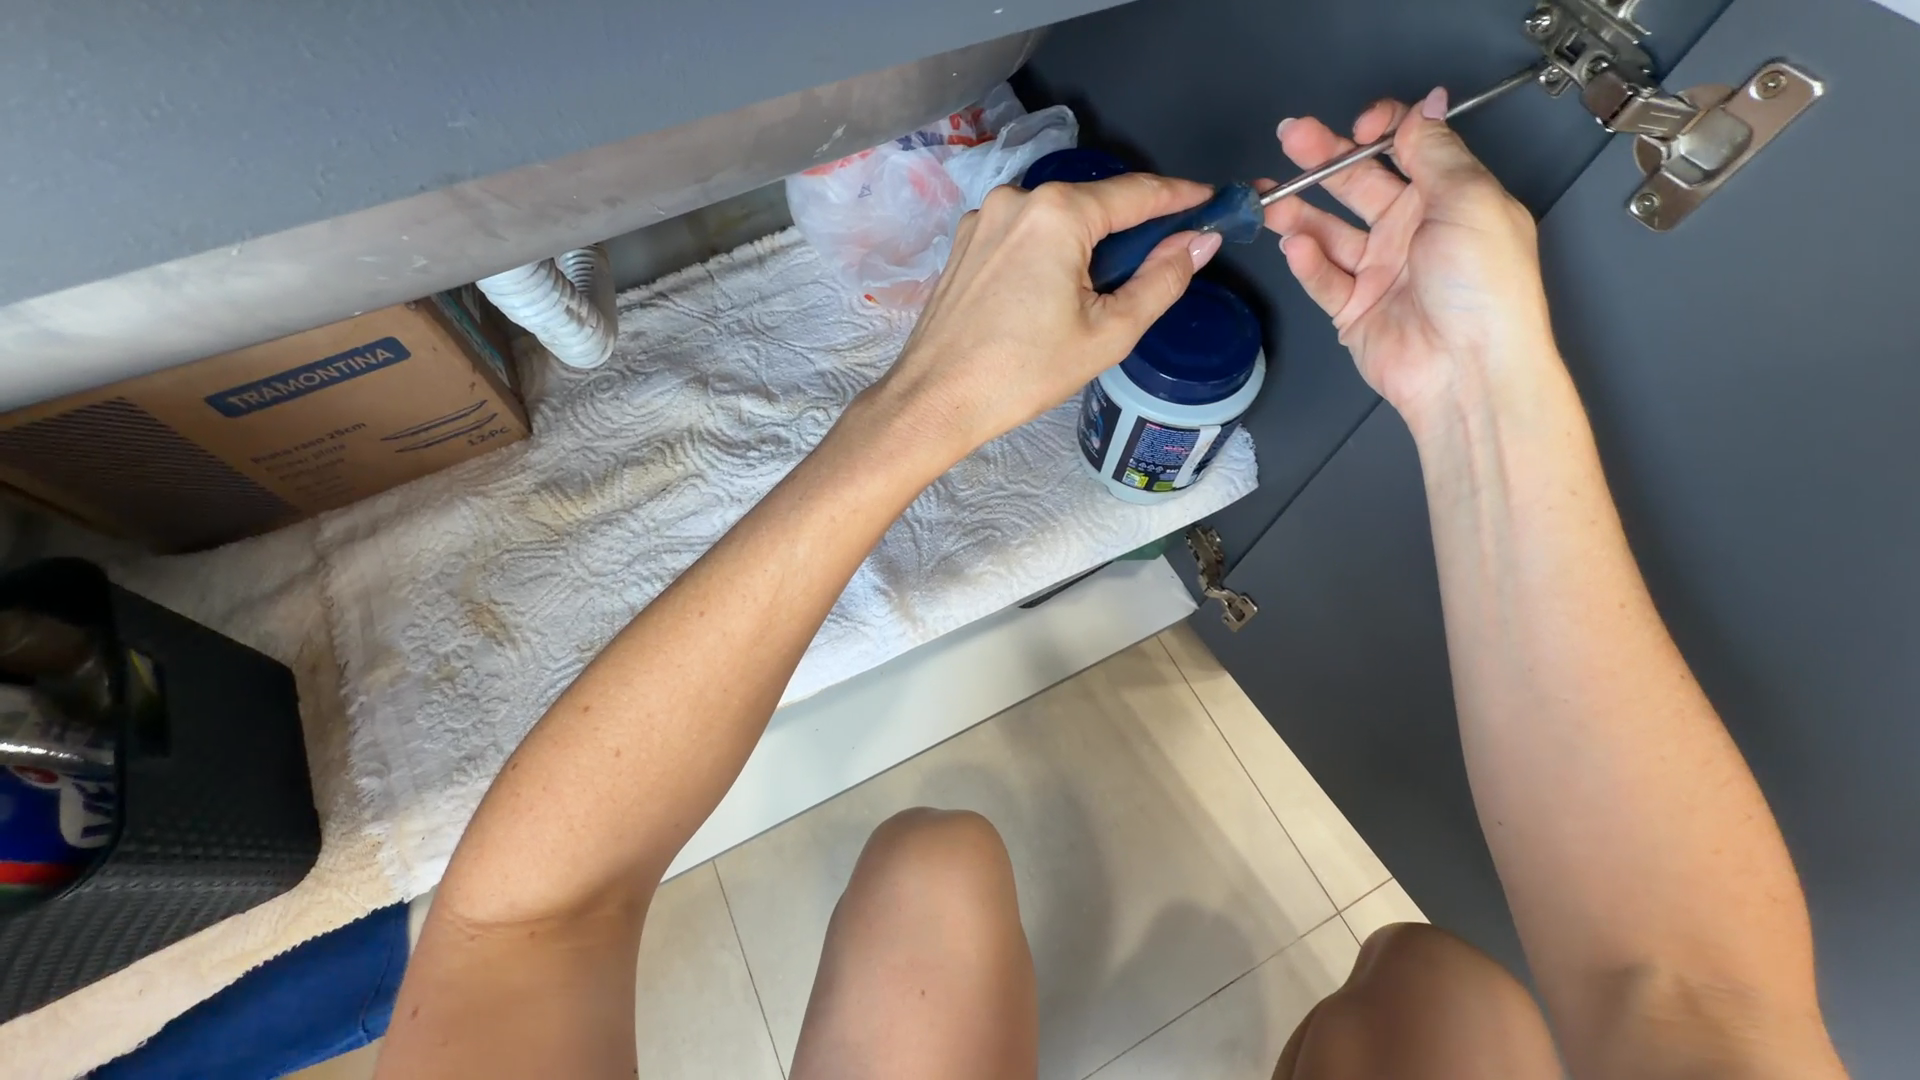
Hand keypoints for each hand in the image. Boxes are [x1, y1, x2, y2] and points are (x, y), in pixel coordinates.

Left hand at [869, 173, 1221, 463]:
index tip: (1209, 200)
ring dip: (1086, 244)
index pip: (1136, 193)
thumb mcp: (1108, 333)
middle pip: (1092, 203)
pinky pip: (1022, 235)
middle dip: (1129, 228)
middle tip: (1158, 260)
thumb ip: (1162, 281)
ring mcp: (982, 219)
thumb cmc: (1023, 373)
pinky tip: (1052, 293)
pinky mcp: (963, 244)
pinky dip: (1049, 252)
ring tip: (1099, 291)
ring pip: (1055, 220)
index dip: (1179, 196)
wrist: (936, 400)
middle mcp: (1016, 200)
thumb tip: (1198, 243)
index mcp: (1056, 213)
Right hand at [1263, 88, 1559, 425]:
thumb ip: (1436, 152)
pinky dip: (1307, 263)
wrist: (1465, 367)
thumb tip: (1423, 107)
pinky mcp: (1352, 309)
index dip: (1380, 130)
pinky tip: (1294, 247)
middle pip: (1357, 185)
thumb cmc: (1483, 283)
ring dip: (1299, 213)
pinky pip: (1323, 278)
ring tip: (1269, 200)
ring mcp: (1378, 271)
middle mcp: (1410, 230)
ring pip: (1329, 232)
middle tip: (1290, 138)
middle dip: (1323, 160)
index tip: (1358, 124)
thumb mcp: (1470, 200)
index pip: (1406, 150)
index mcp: (1447, 198)